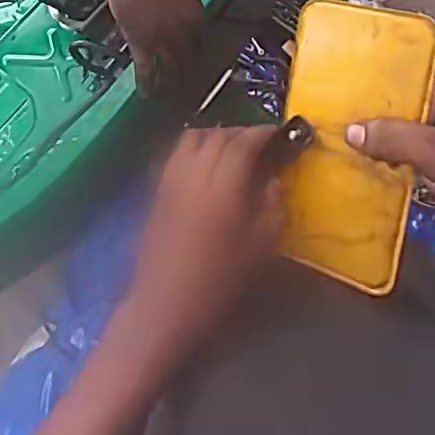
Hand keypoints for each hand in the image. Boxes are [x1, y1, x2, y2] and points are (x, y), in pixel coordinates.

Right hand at [108, 0, 204, 94]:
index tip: (195, 66)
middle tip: (186, 89)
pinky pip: (147, 69)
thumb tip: (187, 14)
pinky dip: (147, 84)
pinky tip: (146, 93)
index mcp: (197, 19)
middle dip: (189, 77)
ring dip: (170, 84)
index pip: (202, 46)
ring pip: (171, 69)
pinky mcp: (142, 45)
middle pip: (189, 62)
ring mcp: (163, 42)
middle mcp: (185, 35)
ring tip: (169, 98)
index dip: (197, 58)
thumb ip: (187, 6)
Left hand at [125, 126, 287, 353]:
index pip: (242, 143)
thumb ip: (273, 204)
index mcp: (223, 186)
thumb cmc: (219, 279)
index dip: (261, 132)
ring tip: (232, 149)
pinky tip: (208, 164)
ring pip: (193, 137)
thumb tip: (272, 179)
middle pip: (217, 135)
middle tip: (259, 141)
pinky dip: (196, 147)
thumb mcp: (262, 245)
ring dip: (215, 135)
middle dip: (240, 132)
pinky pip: (178, 153)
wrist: (166, 303)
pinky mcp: (157, 189)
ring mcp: (171, 178)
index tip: (276, 133)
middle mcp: (194, 173)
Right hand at [345, 73, 434, 233]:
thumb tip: (354, 131)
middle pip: (392, 97)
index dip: (367, 77)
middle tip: (332, 117)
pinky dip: (385, 149)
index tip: (337, 85)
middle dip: (365, 108)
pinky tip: (365, 158)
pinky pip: (401, 141)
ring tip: (342, 138)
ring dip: (373, 132)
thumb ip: (397, 139)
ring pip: (394, 121)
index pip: (398, 69)